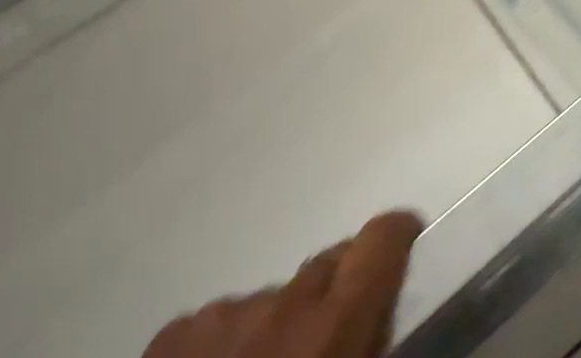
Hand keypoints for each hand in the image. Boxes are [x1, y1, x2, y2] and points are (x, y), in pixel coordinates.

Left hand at [143, 210, 422, 357]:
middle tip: (338, 338)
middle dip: (342, 287)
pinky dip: (231, 341)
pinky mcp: (171, 335)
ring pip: (271, 298)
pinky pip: (218, 321)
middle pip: (327, 263)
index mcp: (331, 329)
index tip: (409, 243)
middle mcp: (280, 306)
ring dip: (282, 323)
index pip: (378, 243)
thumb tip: (381, 336)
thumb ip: (369, 352)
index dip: (399, 234)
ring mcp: (220, 316)